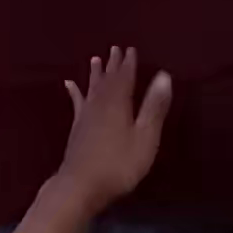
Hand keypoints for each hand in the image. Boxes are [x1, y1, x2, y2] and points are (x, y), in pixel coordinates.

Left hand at [53, 47, 172, 212]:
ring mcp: (85, 115)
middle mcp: (100, 104)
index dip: (128, 64)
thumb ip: (154, 107)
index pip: (125, 77)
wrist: (81, 184)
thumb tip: (163, 75)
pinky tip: (68, 84)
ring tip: (95, 59)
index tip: (130, 49)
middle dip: (113, 65)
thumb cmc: (119, 163)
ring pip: (91, 88)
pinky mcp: (76, 127)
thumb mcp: (145, 137)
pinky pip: (76, 102)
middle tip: (115, 48)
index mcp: (119, 103)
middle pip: (107, 79)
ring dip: (95, 73)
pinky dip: (74, 91)